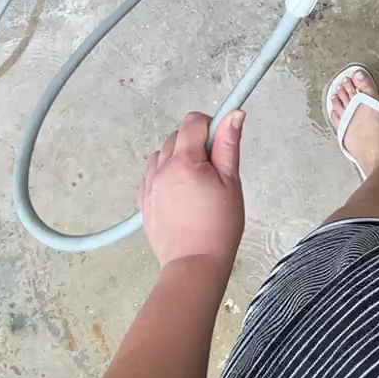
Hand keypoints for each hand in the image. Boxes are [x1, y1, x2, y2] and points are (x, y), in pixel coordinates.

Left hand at [140, 110, 244, 270]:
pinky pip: (151, 174)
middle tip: (214, 169)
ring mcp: (149, 186)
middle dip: (196, 144)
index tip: (221, 142)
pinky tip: (181, 192)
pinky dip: (165, 174)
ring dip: (178, 158)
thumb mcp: (231, 181)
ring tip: (196, 182)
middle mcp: (161, 170)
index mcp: (184, 162)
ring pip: (162, 154)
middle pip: (177, 137)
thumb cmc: (219, 225)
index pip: (193, 122)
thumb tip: (234, 114)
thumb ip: (229, 144)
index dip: (210, 126)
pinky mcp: (143, 202)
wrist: (195, 263)